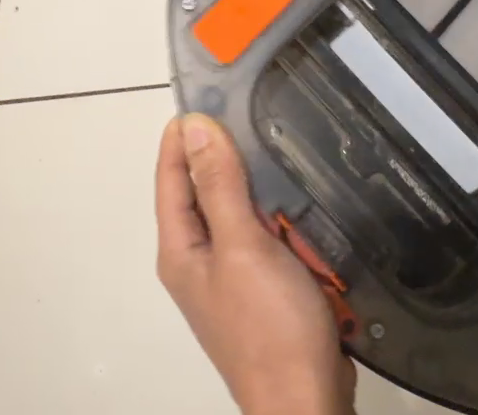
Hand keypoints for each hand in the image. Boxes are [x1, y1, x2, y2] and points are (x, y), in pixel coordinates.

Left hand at [156, 113, 353, 414]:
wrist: (306, 399)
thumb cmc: (268, 324)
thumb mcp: (242, 246)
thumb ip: (219, 186)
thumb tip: (192, 127)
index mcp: (182, 249)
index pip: (171, 177)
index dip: (181, 136)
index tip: (204, 94)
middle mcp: (200, 258)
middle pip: (204, 190)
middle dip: (223, 152)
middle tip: (251, 108)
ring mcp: (232, 273)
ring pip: (238, 209)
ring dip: (255, 181)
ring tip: (278, 139)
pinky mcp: (263, 283)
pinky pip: (265, 232)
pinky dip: (278, 210)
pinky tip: (300, 192)